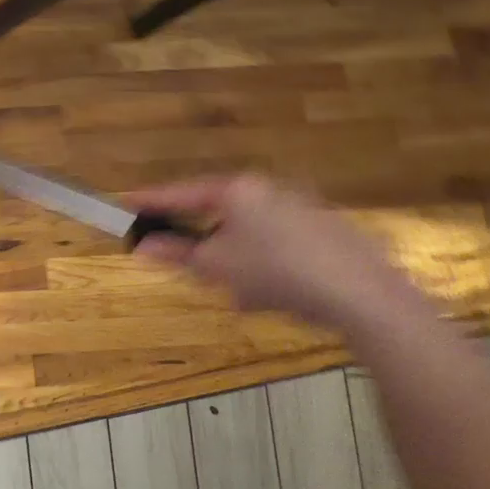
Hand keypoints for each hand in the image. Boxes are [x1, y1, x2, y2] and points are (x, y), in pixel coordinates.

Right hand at [132, 174, 428, 332]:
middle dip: (204, 241)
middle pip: (219, 213)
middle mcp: (271, 191)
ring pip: (252, 234)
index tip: (123, 204)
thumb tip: (142, 245)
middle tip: (190, 264)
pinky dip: (269, 265)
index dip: (149, 201)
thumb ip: (175, 252)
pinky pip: (282, 246)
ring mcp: (305, 211)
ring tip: (239, 293)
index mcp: (237, 190)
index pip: (180, 193)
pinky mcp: (333, 235)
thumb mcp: (214, 266)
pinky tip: (274, 295)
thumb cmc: (276, 272)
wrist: (366, 298)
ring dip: (238, 259)